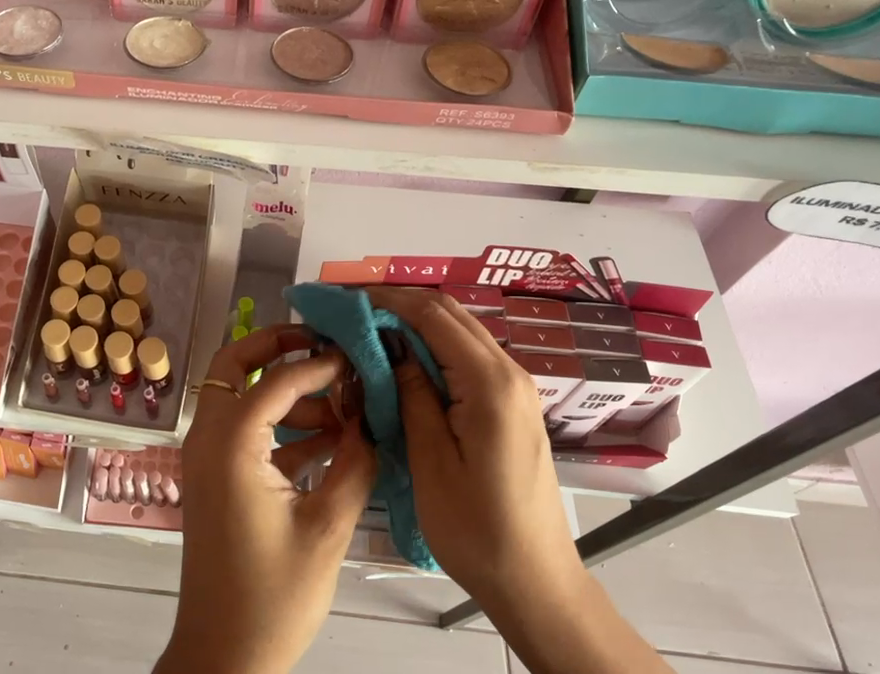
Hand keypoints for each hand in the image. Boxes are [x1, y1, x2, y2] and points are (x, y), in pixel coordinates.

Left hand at [157, 327, 377, 673]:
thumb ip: (354, 463)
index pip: (274, 379)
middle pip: (234, 367)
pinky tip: (330, 443)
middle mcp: (208, 439)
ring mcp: (207, 459)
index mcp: (230, 444)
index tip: (353, 356)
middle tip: (323, 347)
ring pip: (241, 398)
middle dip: (276, 349)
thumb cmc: (274, 594)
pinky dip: (280, 428)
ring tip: (343, 410)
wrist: (225, 654)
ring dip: (285, 394)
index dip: (317, 364)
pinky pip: (245, 434)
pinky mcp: (216, 480)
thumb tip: (371, 418)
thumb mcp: (328, 527)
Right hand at [369, 287, 586, 608]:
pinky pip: (469, 356)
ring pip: (460, 332)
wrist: (535, 581)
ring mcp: (515, 388)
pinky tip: (403, 362)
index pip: (432, 316)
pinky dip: (434, 346)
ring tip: (368, 331)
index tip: (344, 298)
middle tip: (350, 312)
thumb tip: (390, 346)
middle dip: (399, 304)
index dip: (386, 299)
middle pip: (450, 314)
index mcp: (490, 384)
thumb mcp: (430, 462)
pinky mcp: (512, 405)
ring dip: (416, 323)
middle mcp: (510, 373)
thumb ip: (411, 394)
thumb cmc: (476, 530)